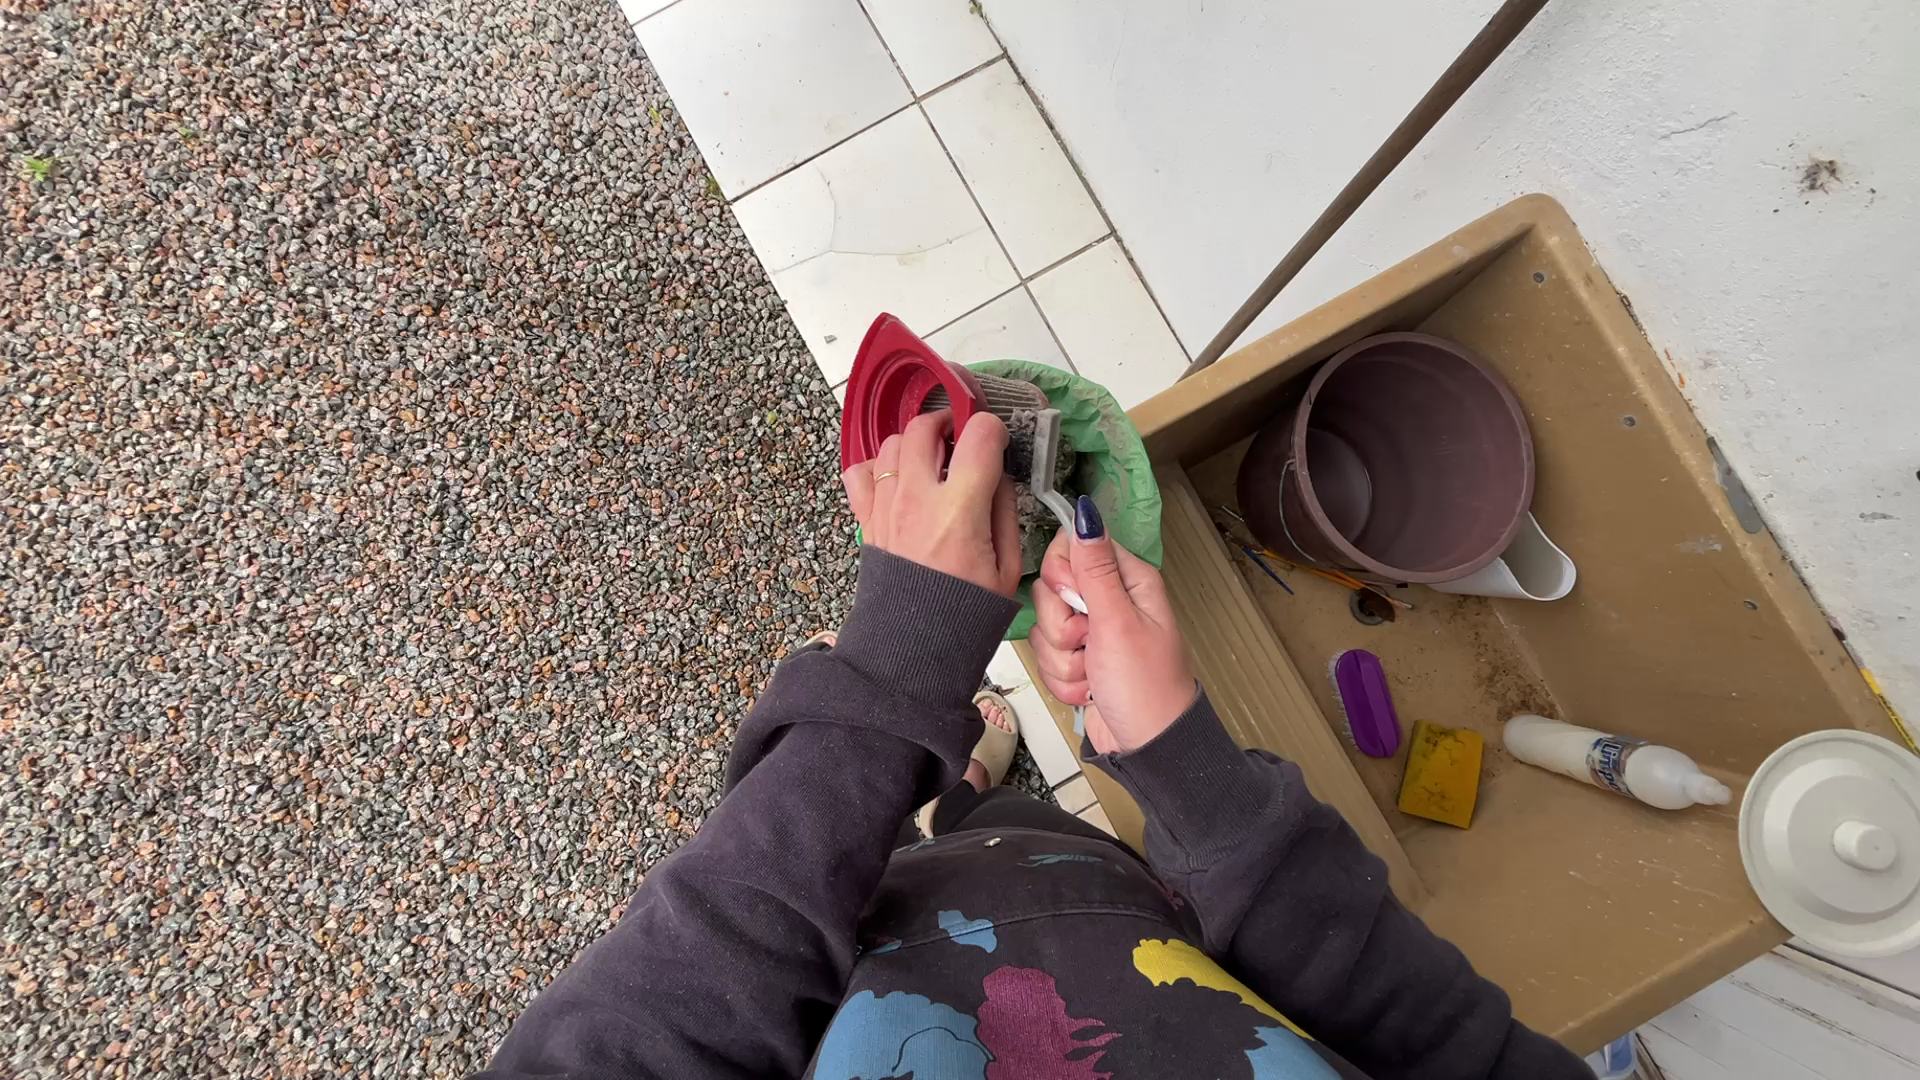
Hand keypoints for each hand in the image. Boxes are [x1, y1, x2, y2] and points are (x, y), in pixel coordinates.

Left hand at [841, 409, 1021, 597]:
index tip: (997, 441)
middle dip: (947, 423)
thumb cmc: (965, 611)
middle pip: (924, 427)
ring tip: (932, 461)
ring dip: (914, 443)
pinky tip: (896, 480)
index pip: (979, 436)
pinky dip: (876, 467)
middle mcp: (917, 500)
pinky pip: (859, 473)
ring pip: (891, 444)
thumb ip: (1006, 511)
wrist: (914, 647)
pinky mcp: (867, 520)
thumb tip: (1000, 475)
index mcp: (960, 511)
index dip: (994, 429)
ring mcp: (886, 508)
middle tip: (961, 439)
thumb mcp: (1007, 566)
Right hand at [1031, 499, 1195, 753]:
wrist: (1147, 747)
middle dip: (1061, 626)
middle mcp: (1107, 600)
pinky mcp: (1077, 659)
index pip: (1071, 548)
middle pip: (1051, 590)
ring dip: (1063, 659)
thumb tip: (1084, 511)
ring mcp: (1090, 632)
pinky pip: (1048, 656)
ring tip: (1093, 673)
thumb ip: (1094, 569)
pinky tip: (1089, 690)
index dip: (1062, 574)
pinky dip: (1064, 678)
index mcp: (1126, 580)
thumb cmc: (1143, 684)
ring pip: (1045, 628)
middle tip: (1089, 642)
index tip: (1073, 599)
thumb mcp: (1118, 622)